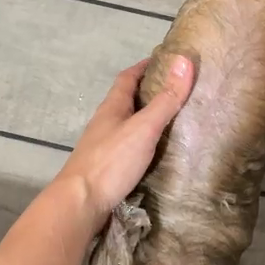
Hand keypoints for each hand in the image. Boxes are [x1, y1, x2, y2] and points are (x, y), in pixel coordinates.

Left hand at [50, 56, 194, 229]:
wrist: (80, 204)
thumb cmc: (111, 161)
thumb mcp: (144, 127)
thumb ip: (166, 99)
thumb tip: (184, 60)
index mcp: (112, 107)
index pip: (127, 77)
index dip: (145, 66)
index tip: (166, 60)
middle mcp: (105, 122)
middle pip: (127, 99)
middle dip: (149, 91)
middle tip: (177, 90)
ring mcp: (104, 146)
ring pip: (128, 124)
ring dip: (146, 118)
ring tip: (173, 119)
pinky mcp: (107, 167)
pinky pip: (128, 146)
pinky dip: (144, 142)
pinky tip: (156, 151)